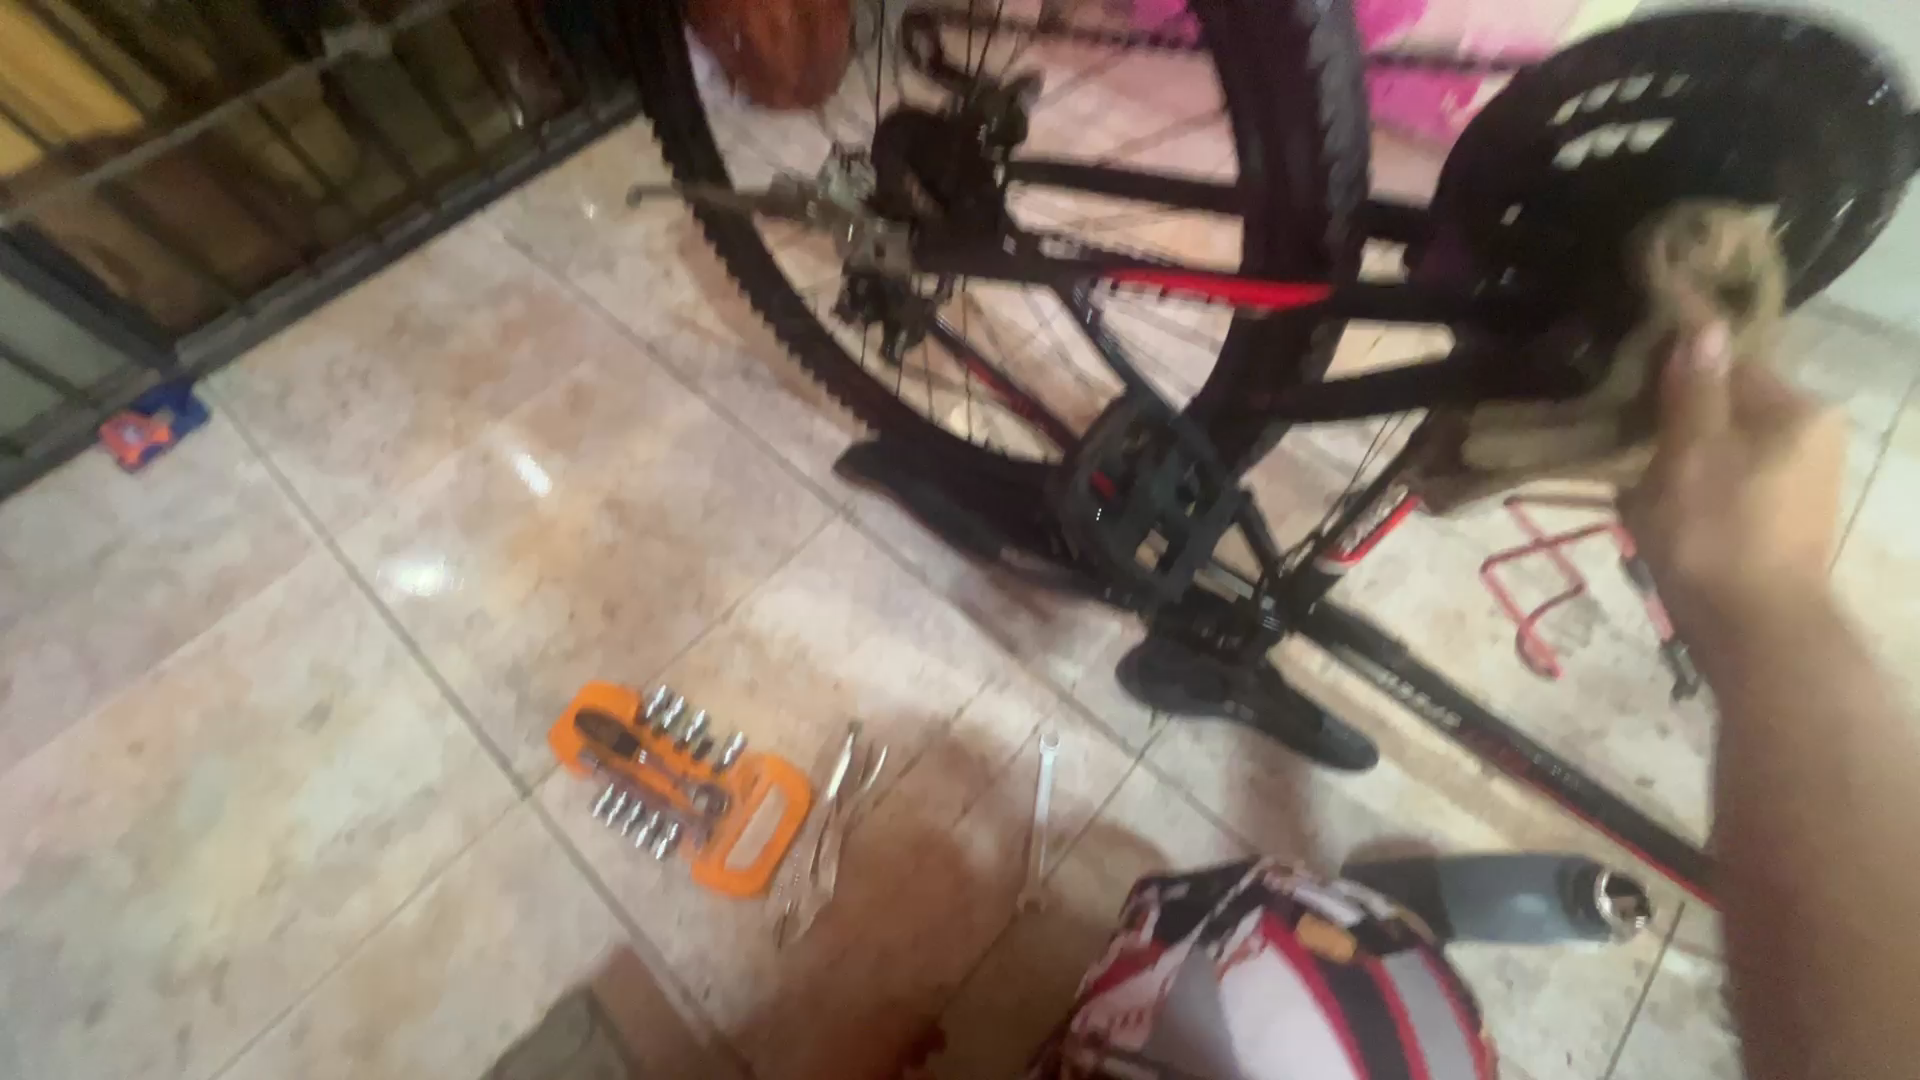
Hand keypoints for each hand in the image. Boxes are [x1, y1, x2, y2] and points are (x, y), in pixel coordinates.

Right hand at [1619, 325, 1848, 638]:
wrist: (1752, 619)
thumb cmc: (1714, 532)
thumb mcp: (1691, 456)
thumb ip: (1695, 392)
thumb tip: (1702, 325)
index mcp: (1793, 410)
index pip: (1729, 358)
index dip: (1679, 350)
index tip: (1632, 336)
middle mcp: (1807, 430)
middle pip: (1726, 396)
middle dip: (1671, 397)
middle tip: (1609, 399)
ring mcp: (1796, 469)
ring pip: (1722, 431)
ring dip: (1674, 432)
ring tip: (1620, 438)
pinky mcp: (1777, 502)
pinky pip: (1724, 462)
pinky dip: (1686, 462)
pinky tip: (1651, 479)